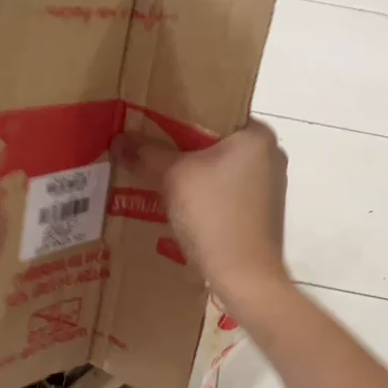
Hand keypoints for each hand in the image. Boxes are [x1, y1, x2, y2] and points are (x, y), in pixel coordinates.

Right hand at [113, 120, 290, 306]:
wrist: (246, 279)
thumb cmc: (214, 216)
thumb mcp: (173, 178)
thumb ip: (146, 153)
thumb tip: (118, 138)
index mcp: (257, 135)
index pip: (214, 109)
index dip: (179, 112)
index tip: (150, 118)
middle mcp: (270, 155)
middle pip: (215, 140)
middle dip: (180, 145)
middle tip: (144, 144)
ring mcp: (269, 186)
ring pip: (219, 167)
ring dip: (190, 171)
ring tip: (153, 171)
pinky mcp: (261, 213)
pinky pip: (225, 191)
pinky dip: (202, 192)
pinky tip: (175, 201)